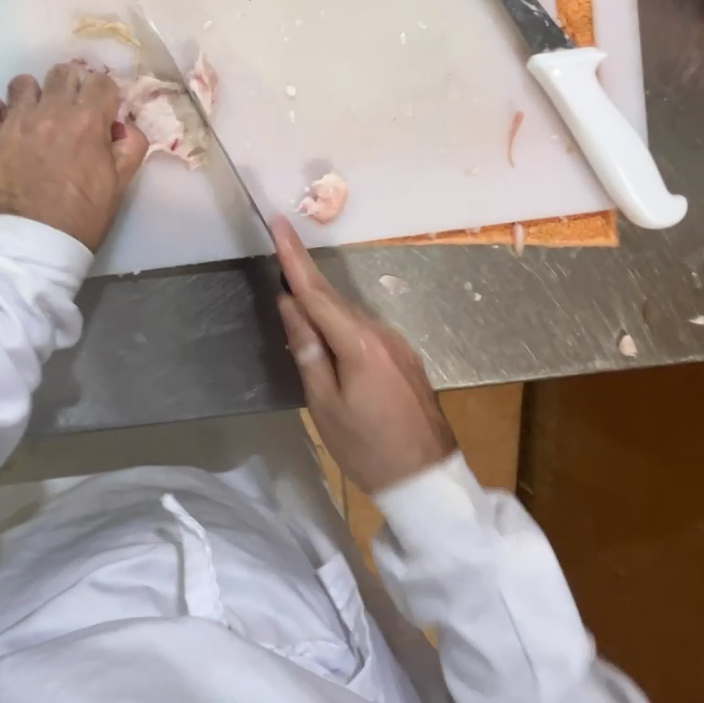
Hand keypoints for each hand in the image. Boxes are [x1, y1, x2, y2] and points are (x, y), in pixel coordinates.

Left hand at [0, 63, 150, 250]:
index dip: (103, 95)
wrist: (38, 244)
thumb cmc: (83, 216)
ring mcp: (14, 122)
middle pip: (63, 73)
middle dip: (71, 87)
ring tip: (33, 118)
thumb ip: (130, 146)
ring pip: (23, 83)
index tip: (100, 111)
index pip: (100, 82)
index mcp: (87, 121)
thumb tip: (123, 126)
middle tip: (69, 111)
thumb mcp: (120, 184)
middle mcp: (50, 112)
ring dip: (32, 96)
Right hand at [271, 217, 456, 492]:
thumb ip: (307, 349)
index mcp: (358, 342)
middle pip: (332, 300)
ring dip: (321, 309)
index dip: (294, 256)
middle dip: (303, 280)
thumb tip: (289, 304)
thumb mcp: (323, 403)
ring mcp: (397, 344)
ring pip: (348, 316)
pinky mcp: (403, 358)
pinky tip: (328, 340)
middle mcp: (381, 333)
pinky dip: (340, 328)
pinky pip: (363, 331)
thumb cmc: (365, 447)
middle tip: (277, 255)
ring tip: (294, 309)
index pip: (316, 291)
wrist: (425, 481)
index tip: (279, 222)